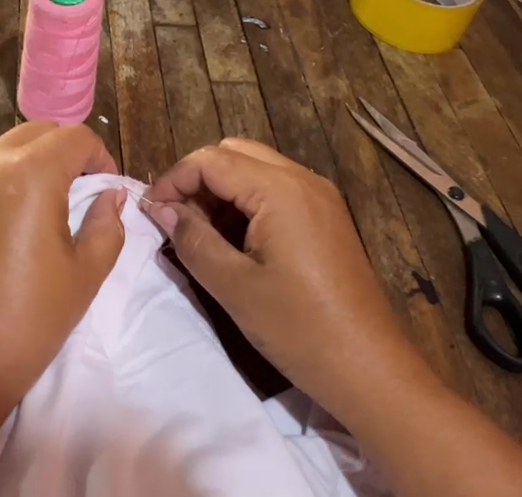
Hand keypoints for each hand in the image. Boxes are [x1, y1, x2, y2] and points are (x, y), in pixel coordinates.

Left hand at [0, 121, 125, 416]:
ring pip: (7, 147)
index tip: (107, 187)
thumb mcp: (84, 275)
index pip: (75, 137)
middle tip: (82, 192)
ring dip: (34, 162)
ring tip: (48, 207)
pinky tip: (12, 223)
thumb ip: (106, 224)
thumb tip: (111, 196)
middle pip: (39, 132)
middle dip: (66, 153)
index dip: (100, 156)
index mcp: (30, 173)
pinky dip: (4, 179)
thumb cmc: (26, 322)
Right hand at [142, 138, 416, 418]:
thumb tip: (160, 209)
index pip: (211, 159)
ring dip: (221, 189)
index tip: (150, 212)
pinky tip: (234, 240)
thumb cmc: (299, 329)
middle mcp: (302, 179)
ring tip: (199, 232)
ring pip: (255, 168)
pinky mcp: (326, 216)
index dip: (174, 179)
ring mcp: (319, 196)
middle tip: (175, 220)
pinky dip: (246, 201)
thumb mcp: (234, 287)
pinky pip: (276, 188)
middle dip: (197, 178)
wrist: (371, 369)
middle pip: (233, 153)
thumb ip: (192, 240)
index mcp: (280, 189)